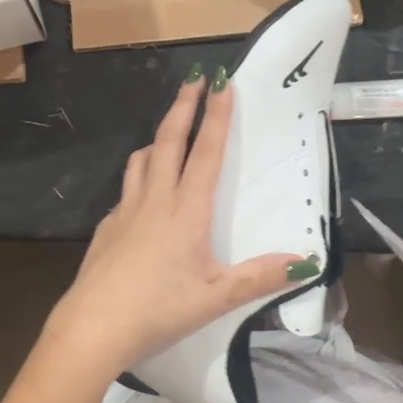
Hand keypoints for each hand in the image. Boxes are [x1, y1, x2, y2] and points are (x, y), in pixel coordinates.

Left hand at [45, 66, 314, 374]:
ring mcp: (126, 210)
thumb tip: (307, 262)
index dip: (215, 116)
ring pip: (141, 159)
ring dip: (157, 138)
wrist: (95, 324)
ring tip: (168, 131)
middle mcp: (155, 199)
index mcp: (186, 209)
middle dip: (183, 106)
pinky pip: (127, 189)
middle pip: (168, 140)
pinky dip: (139, 176)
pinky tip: (143, 195)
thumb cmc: (159, 309)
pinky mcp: (108, 226)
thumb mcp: (217, 298)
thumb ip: (260, 277)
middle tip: (194, 78)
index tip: (221, 83)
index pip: (205, 152)